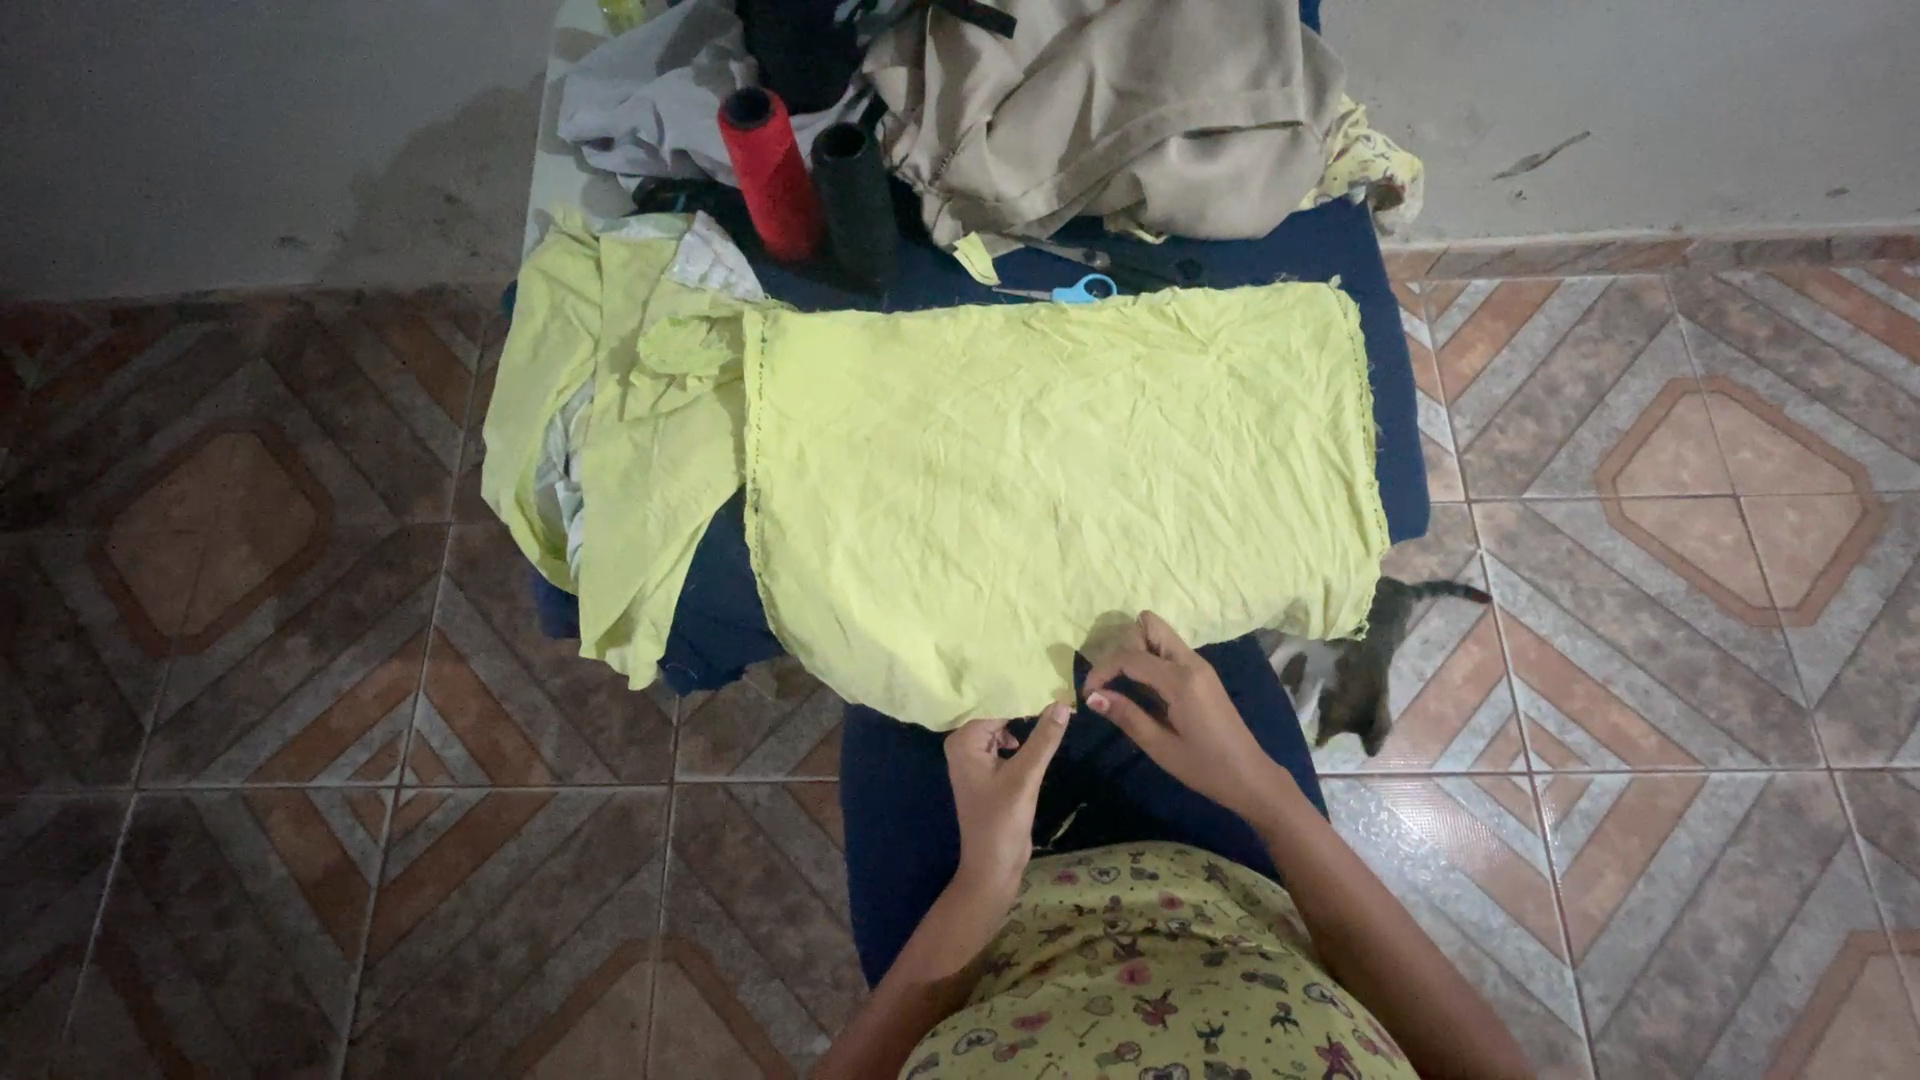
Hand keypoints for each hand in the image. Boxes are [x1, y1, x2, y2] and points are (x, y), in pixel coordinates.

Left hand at [944, 705, 1070, 895]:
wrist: (992, 867)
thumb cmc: (1002, 820)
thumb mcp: (1025, 776)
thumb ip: (1044, 739)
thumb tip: (1063, 703)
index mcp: (963, 741)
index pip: (997, 708)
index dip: (1024, 699)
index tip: (1053, 687)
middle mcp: (963, 746)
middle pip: (999, 718)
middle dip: (1025, 711)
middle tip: (1059, 696)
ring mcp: (973, 761)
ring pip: (1004, 732)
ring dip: (1026, 727)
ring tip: (1056, 713)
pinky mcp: (986, 775)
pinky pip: (1005, 748)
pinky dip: (1022, 744)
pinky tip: (1042, 741)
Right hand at [1082, 611, 1292, 824]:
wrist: (1250, 777)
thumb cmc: (1205, 768)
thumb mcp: (1160, 747)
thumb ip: (1126, 716)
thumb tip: (1092, 696)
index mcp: (1181, 680)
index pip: (1130, 657)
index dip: (1102, 670)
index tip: (1088, 694)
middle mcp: (1191, 662)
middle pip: (1148, 625)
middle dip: (1122, 647)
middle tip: (1112, 682)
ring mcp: (1199, 665)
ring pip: (1159, 633)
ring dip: (1135, 650)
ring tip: (1123, 685)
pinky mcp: (1202, 673)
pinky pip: (1168, 650)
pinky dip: (1149, 659)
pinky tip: (1143, 690)